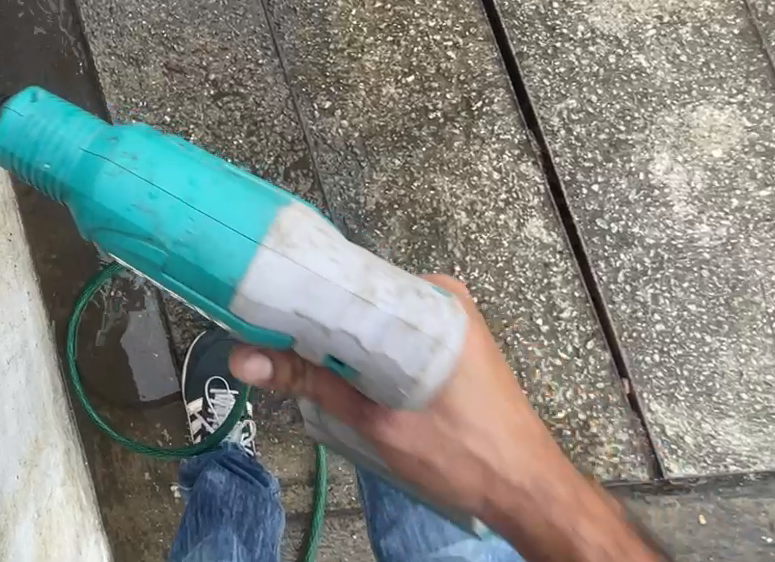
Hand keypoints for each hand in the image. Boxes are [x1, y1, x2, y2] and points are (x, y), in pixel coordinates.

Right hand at [229, 277, 658, 559]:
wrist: (534, 497)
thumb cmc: (463, 456)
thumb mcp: (377, 421)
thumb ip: (310, 383)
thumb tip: (240, 360)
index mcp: (429, 300)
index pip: (347, 277)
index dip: (300, 290)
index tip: (260, 301)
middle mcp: (438, 296)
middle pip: (356, 296)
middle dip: (316, 316)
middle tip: (271, 334)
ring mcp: (447, 317)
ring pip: (370, 314)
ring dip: (339, 334)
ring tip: (297, 351)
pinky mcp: (450, 339)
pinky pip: (390, 329)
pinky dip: (363, 345)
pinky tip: (340, 366)